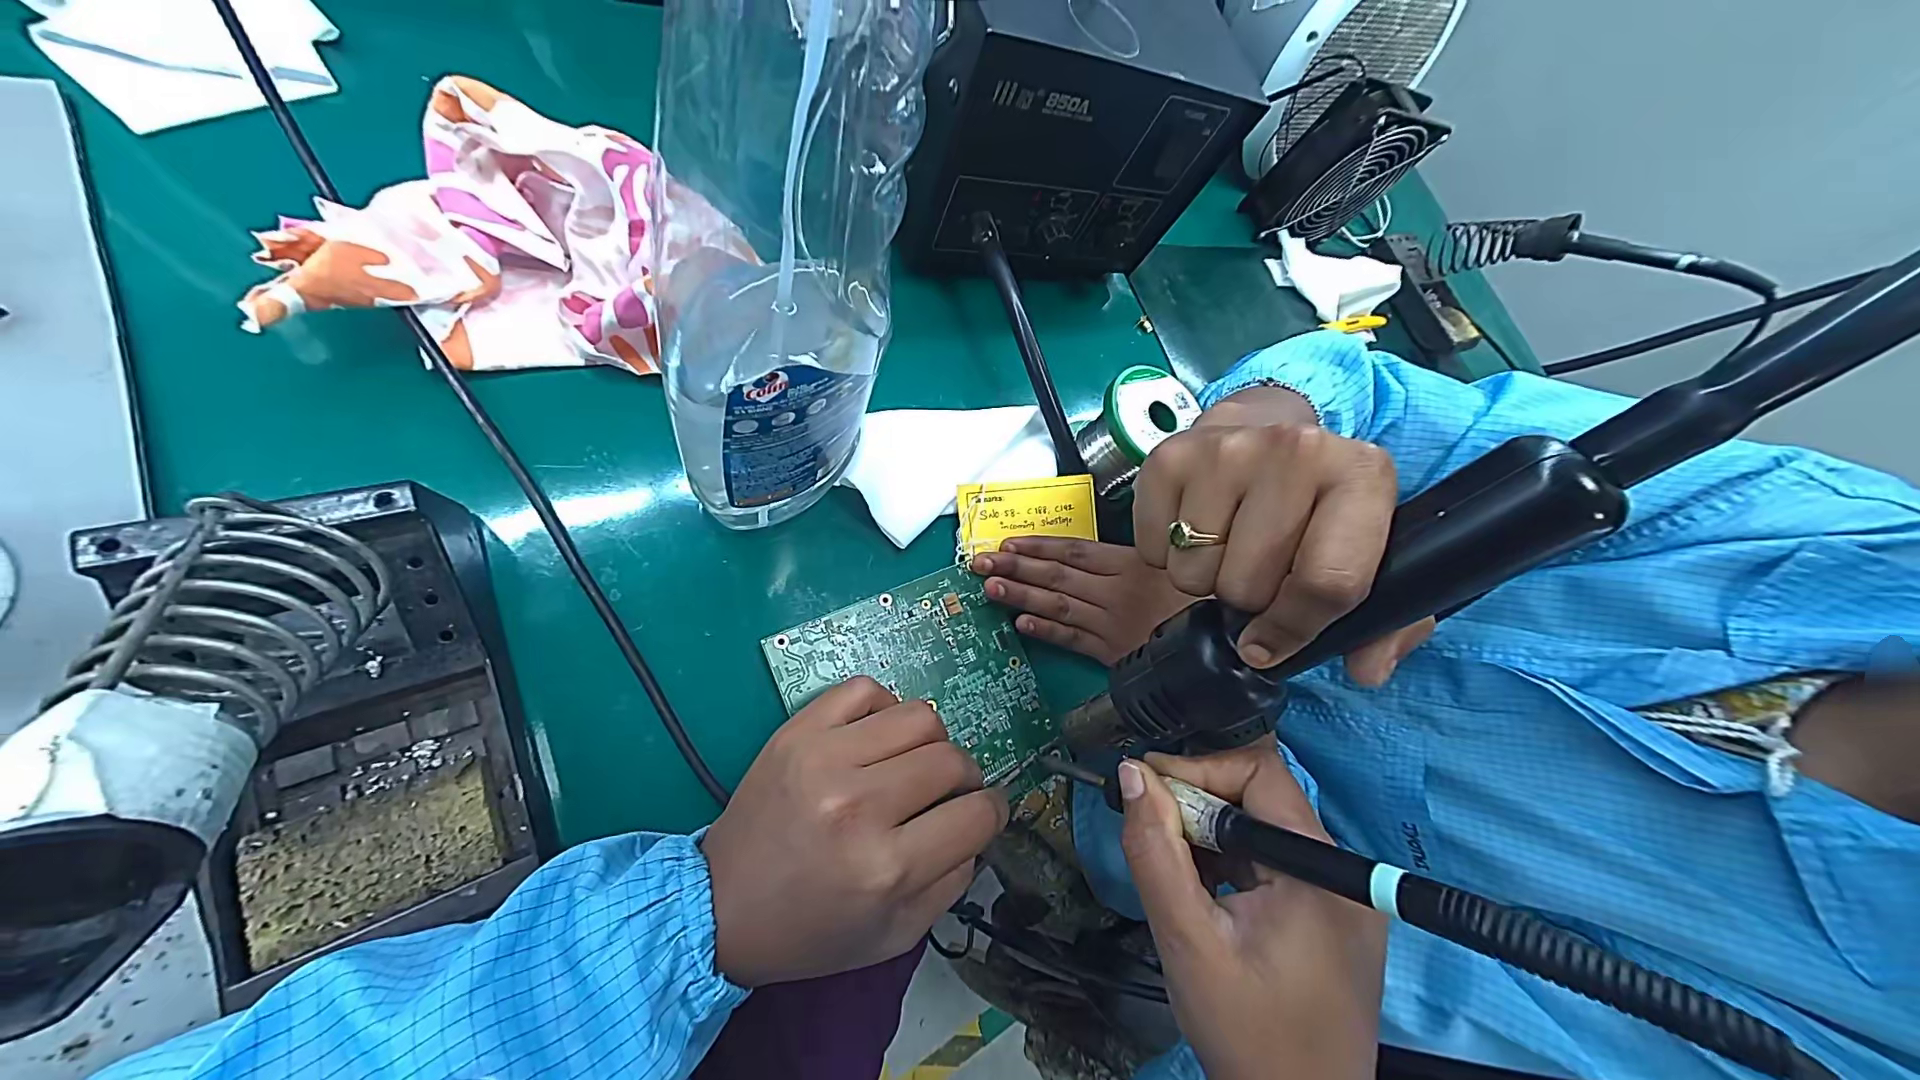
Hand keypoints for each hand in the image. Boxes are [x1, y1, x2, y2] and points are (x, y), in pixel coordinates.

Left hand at [702, 677, 1008, 985]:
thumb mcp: (895, 935)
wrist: (720, 906)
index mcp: (885, 867)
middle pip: (952, 759)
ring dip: (930, 741)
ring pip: (919, 716)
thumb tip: (979, 822)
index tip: (984, 810)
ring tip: (910, 763)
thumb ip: (953, 880)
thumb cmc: (811, 930)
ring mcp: (824, 758)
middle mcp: (858, 805)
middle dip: (965, 777)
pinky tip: (876, 737)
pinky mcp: (797, 731)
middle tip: (946, 792)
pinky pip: (865, 689)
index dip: (992, 811)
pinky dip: (884, 707)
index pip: (976, 814)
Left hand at [972, 537, 1197, 664]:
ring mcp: (1113, 623)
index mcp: (1133, 563)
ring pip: (1059, 605)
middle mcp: (1116, 591)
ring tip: (991, 587)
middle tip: (981, 562)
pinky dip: (1047, 632)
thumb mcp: (1184, 565)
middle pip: (1057, 576)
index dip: (1038, 546)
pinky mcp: (1116, 653)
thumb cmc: (1215, 599)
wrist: (1237, 645)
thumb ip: (1144, 559)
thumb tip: (1109, 553)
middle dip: (1016, 567)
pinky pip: (1074, 640)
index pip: (1074, 551)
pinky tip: (1022, 625)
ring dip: (1022, 596)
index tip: (1008, 542)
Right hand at [1119, 739, 1387, 1079]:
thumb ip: (1155, 852)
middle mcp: (1337, 869)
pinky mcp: (1326, 912)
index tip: (1146, 786)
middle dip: (1197, 801)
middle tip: (1151, 823)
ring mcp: (1336, 892)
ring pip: (1260, 824)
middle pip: (1260, 795)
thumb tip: (1133, 773)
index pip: (1259, 773)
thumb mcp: (1187, 940)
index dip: (1198, 769)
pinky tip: (1200, 885)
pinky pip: (1268, 856)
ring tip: (1172, 860)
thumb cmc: (1245, 1034)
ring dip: (1208, 830)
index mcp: (1318, 870)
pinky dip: (1227, 857)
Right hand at [1134, 385, 1431, 678]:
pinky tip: (1189, 528)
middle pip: (1247, 585)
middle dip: (1245, 596)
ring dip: (1202, 577)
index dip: (1295, 630)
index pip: (1326, 582)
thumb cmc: (1313, 498)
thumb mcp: (1369, 551)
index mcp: (1361, 474)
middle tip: (1253, 570)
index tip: (1271, 645)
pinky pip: (1151, 550)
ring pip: (1193, 572)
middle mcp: (1292, 450)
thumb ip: (1385, 621)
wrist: (1258, 426)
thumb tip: (1364, 670)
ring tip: (1221, 548)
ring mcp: (1224, 450)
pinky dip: (1164, 556)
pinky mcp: (1168, 459)